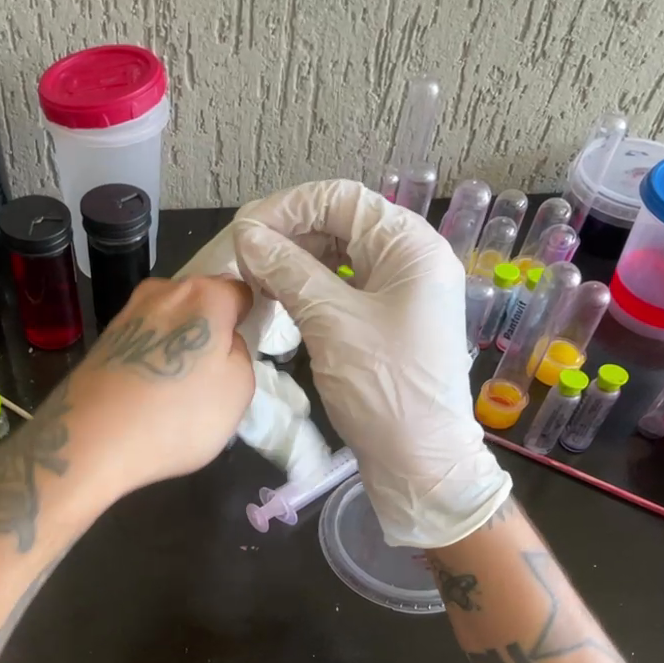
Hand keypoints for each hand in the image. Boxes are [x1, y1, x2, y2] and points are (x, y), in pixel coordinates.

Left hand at [62, 276, 255, 497]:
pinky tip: (149, 394)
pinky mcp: (104, 340)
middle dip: (211, 330)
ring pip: (169, 322)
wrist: (92, 440)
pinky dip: (152, 360)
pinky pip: (144, 342)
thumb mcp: (238, 391)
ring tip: (179, 390)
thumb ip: (240, 355)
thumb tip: (223, 344)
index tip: (247, 347)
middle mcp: (163, 291)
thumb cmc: (177, 416)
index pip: (240, 291)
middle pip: (201, 303)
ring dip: (178, 346)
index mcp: (205, 294)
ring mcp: (128, 314)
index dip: (247, 318)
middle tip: (214, 375)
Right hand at [231, 180, 510, 548]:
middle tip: (242, 258)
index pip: (342, 199)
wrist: (420, 462)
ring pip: (342, 257)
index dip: (288, 207)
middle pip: (342, 224)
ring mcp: (403, 293)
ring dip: (297, 262)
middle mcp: (412, 260)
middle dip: (290, 234)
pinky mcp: (390, 323)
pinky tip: (282, 300)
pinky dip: (312, 289)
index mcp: (411, 247)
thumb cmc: (384, 390)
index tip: (243, 231)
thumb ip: (289, 271)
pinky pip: (346, 289)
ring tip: (256, 279)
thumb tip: (248, 235)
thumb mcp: (331, 324)